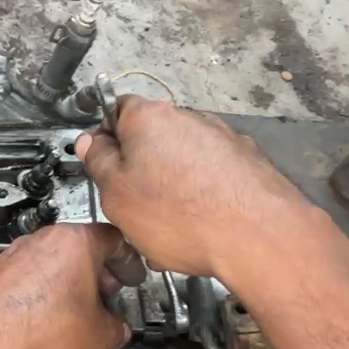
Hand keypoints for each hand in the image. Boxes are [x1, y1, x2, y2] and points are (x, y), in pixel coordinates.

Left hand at [0, 224, 129, 348]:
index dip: (128, 262)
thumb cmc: (34, 339)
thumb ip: (114, 329)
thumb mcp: (97, 339)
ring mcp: (8, 262)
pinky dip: (37, 303)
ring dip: (64, 292)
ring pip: (46, 270)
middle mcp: (37, 244)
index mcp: (73, 243)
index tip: (131, 276)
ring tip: (74, 323)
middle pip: (76, 252)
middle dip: (95, 278)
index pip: (112, 240)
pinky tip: (42, 331)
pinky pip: (22, 288)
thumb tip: (115, 331)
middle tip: (107, 299)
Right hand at [78, 96, 330, 285]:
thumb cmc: (182, 216)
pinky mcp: (247, 164)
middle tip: (130, 207)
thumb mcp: (116, 194)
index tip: (98, 165)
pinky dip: (198, 199)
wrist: (258, 237)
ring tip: (166, 229)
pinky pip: (208, 179)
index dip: (103, 139)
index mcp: (150, 118)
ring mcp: (223, 140)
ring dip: (168, 189)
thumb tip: (90, 142)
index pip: (115, 111)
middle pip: (150, 140)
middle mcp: (189, 119)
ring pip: (179, 163)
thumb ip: (98, 162)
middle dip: (138, 171)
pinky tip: (196, 230)